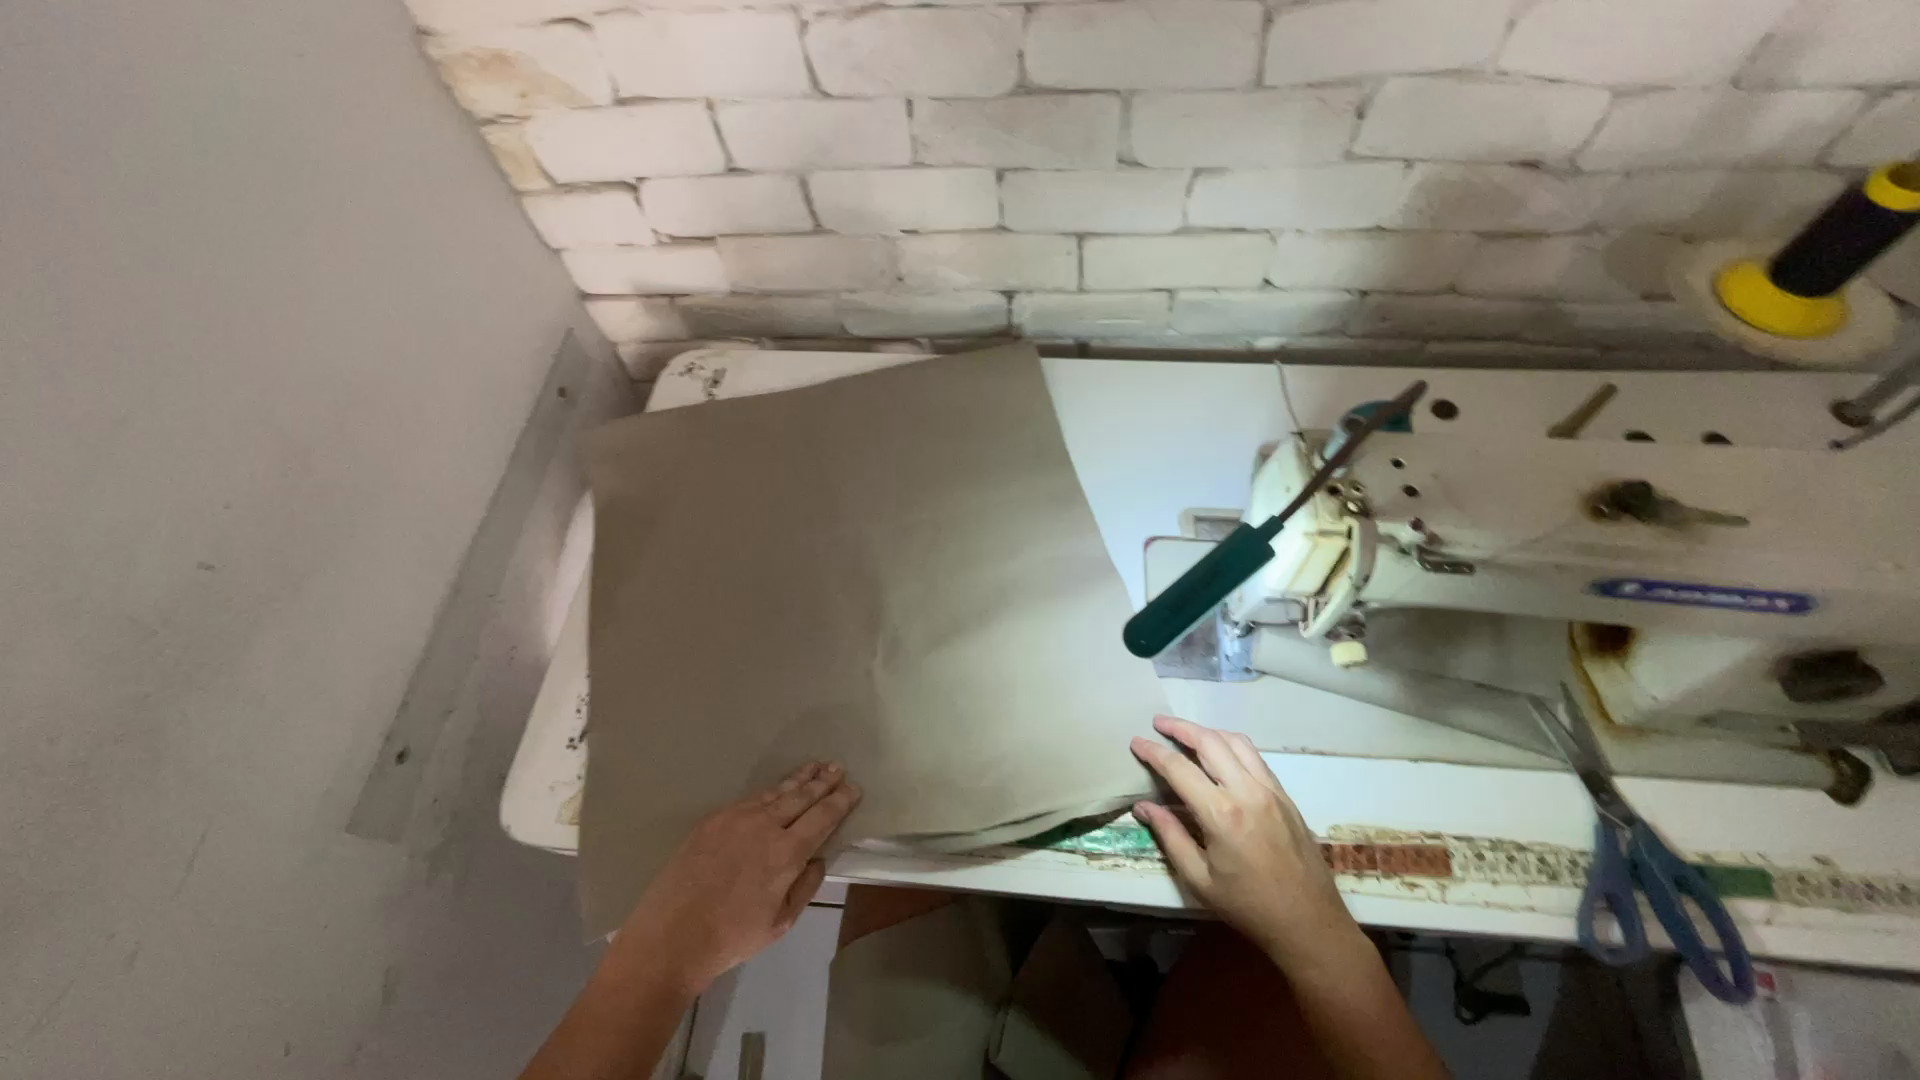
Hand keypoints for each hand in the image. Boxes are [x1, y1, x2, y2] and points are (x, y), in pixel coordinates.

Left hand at [617, 762, 861, 992]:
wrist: (671, 937)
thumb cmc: (731, 938)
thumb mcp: (781, 923)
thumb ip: (805, 886)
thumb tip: (817, 858)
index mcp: (786, 854)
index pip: (823, 817)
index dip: (840, 801)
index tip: (854, 788)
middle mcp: (765, 827)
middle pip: (801, 796)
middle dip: (823, 781)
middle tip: (838, 767)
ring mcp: (736, 819)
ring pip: (776, 793)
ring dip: (799, 779)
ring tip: (815, 767)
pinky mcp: (713, 820)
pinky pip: (751, 800)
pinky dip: (770, 792)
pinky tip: (777, 790)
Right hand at [1130, 716, 1361, 969]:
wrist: (1309, 923)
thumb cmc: (1248, 906)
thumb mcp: (1199, 879)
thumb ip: (1170, 836)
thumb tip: (1143, 807)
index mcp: (1221, 814)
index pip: (1179, 768)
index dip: (1154, 752)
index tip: (1135, 741)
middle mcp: (1247, 792)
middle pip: (1210, 741)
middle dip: (1181, 727)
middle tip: (1158, 722)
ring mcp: (1271, 790)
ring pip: (1237, 742)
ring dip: (1208, 731)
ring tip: (1187, 733)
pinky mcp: (1286, 796)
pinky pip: (1256, 757)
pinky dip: (1233, 745)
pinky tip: (1221, 753)